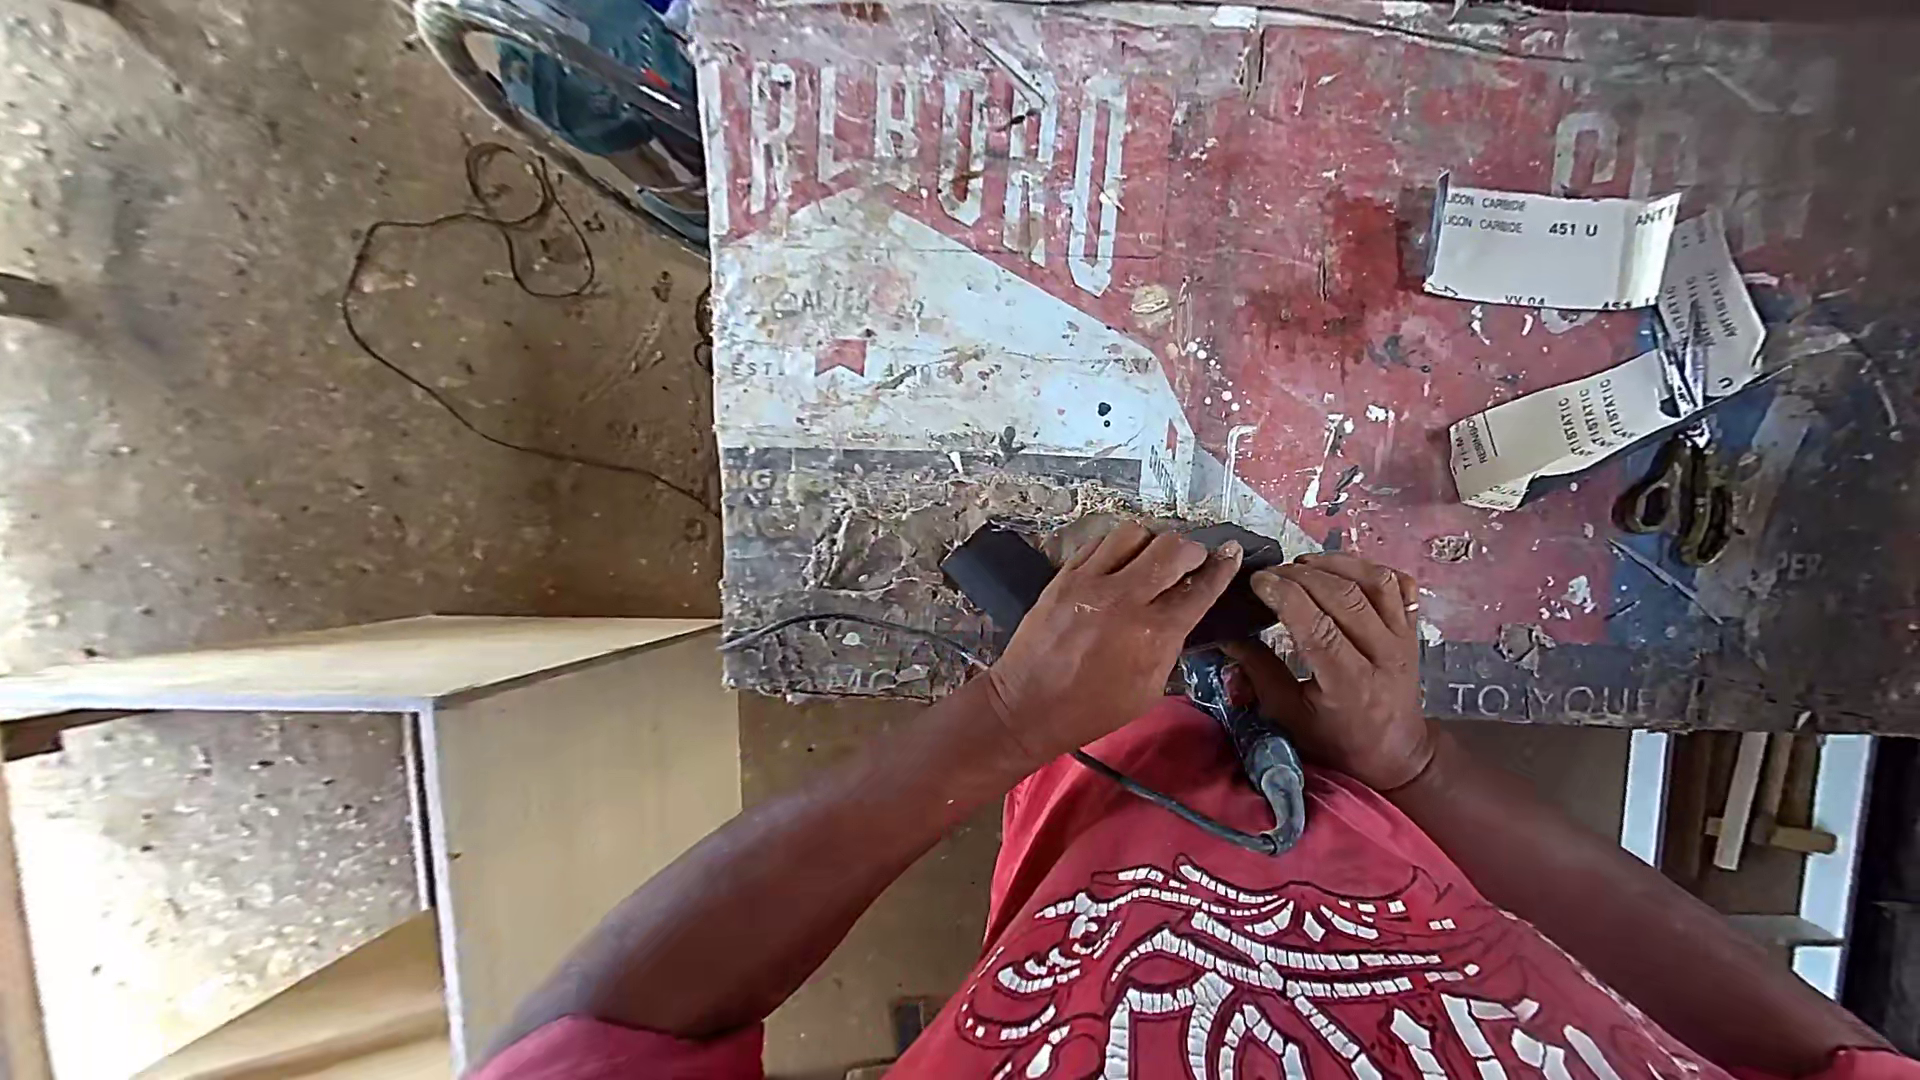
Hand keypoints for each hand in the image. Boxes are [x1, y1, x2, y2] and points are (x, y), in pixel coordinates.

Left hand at [986, 522, 1242, 766]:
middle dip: (1190, 548)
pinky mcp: (1062, 576)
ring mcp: (1089, 582)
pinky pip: (1096, 543)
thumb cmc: (1092, 709)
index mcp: (1154, 633)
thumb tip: (1184, 612)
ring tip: (1149, 557)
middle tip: (1189, 559)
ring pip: (1132, 533)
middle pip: (1171, 548)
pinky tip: (1117, 561)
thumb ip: (1170, 646)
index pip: (1199, 588)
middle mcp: (1124, 598)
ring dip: (1150, 541)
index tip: (1231, 552)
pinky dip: (1114, 546)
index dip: (1222, 567)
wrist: (1028, 704)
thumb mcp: (1149, 689)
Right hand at [1225, 552, 1433, 790]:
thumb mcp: (1287, 714)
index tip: (1257, 581)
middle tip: (1269, 573)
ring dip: (1333, 564)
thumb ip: (1258, 670)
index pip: (1319, 627)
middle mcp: (1384, 655)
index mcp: (1350, 684)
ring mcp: (1404, 638)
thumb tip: (1226, 635)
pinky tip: (1339, 570)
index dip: (1285, 596)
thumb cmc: (1335, 739)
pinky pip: (1399, 584)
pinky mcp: (1412, 629)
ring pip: (1374, 582)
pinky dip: (1368, 568)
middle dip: (1300, 575)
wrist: (1395, 753)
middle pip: (1345, 597)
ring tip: (1300, 565)